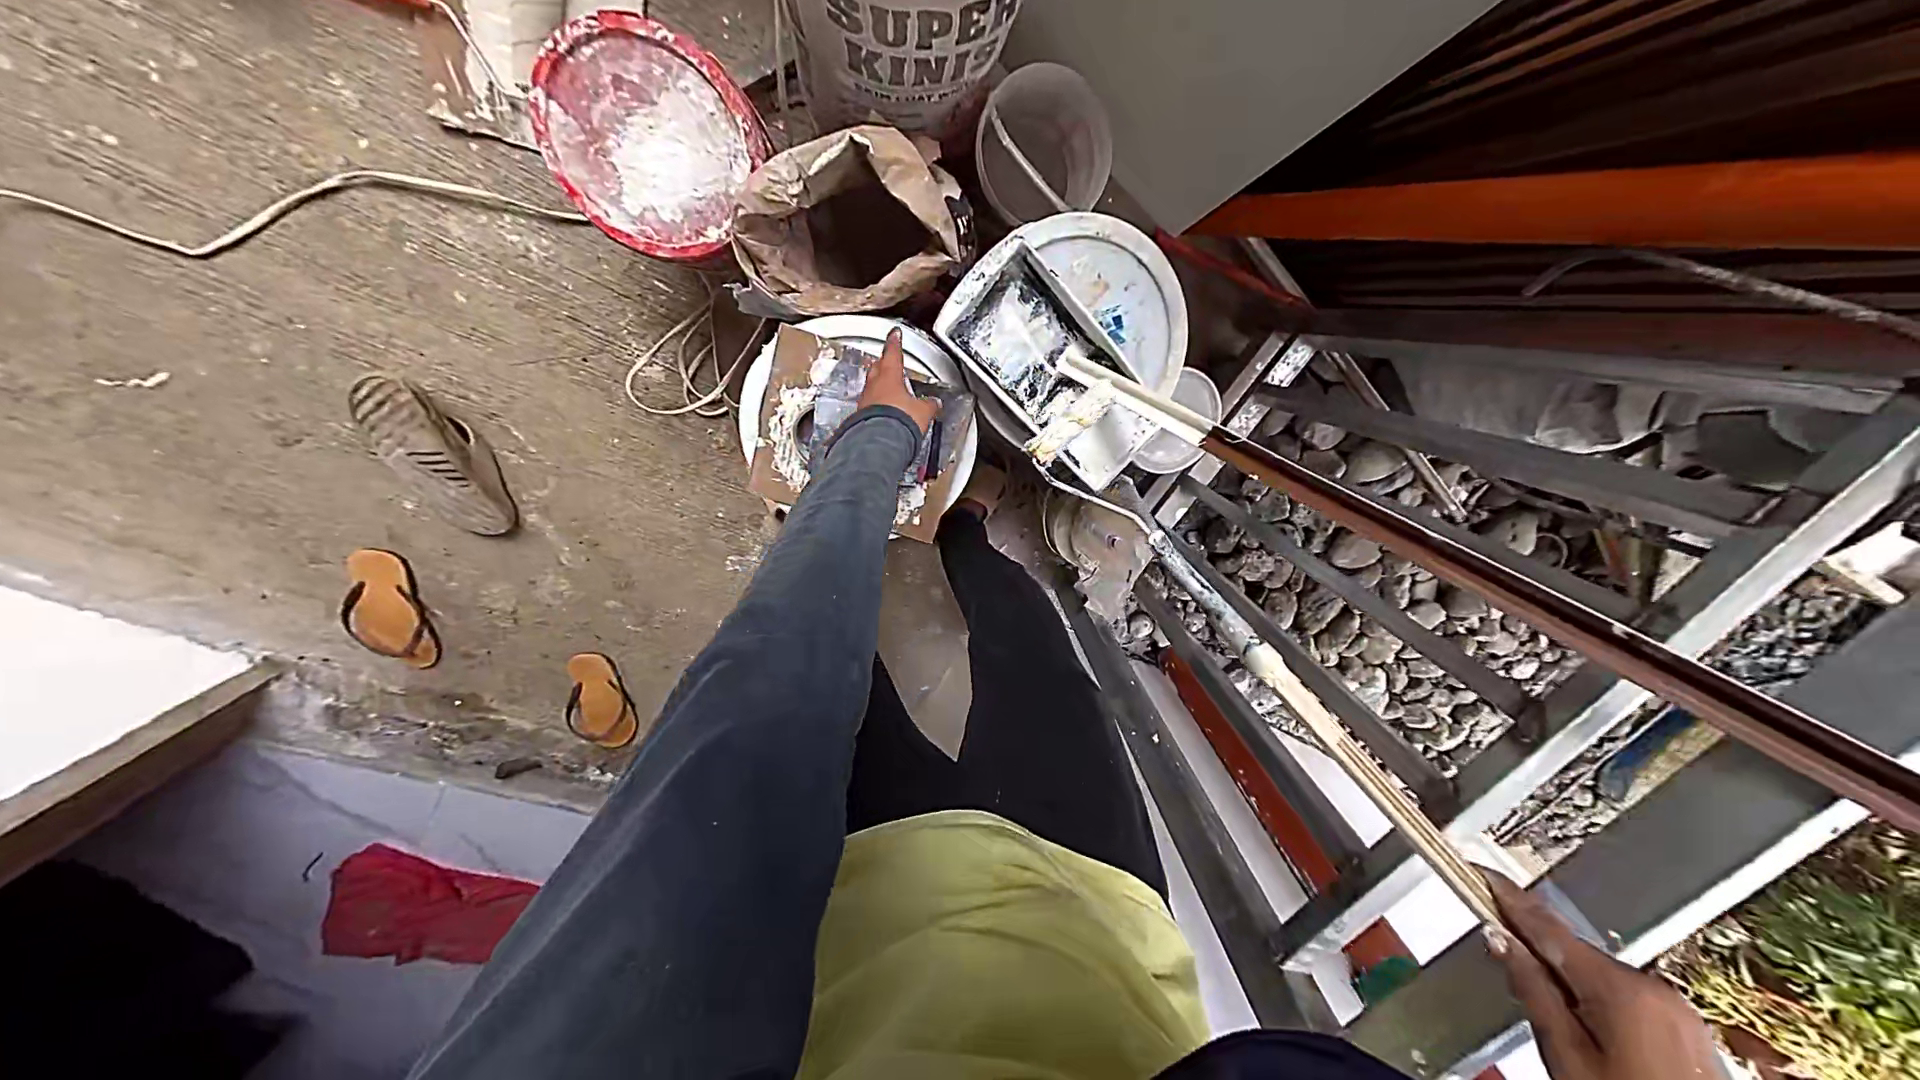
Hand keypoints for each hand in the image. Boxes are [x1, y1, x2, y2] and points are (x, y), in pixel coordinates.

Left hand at [857, 329, 937, 434]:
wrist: (880, 441)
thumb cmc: (899, 420)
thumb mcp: (923, 411)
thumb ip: (928, 404)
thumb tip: (934, 403)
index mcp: (889, 376)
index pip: (892, 353)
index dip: (895, 343)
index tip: (894, 334)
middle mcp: (874, 386)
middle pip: (877, 368)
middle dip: (884, 363)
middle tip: (888, 362)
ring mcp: (865, 401)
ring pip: (872, 387)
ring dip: (880, 387)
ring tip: (889, 391)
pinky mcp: (861, 417)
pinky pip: (869, 406)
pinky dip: (876, 406)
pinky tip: (883, 412)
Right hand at [1485, 873, 1728, 1079]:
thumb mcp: (1567, 1055)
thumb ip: (1532, 990)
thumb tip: (1500, 938)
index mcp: (1621, 988)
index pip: (1548, 928)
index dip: (1510, 899)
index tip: (1483, 874)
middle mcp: (1654, 987)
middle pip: (1574, 952)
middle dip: (1535, 948)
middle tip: (1497, 948)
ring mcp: (1678, 1010)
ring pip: (1599, 974)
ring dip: (1565, 976)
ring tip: (1542, 1001)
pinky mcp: (1690, 1031)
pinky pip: (1626, 994)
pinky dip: (1596, 996)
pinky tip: (1583, 1019)